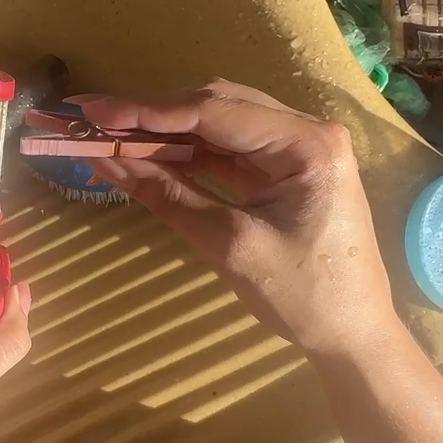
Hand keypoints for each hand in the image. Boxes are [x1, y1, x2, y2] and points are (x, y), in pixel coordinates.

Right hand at [74, 80, 400, 357]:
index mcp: (306, 144)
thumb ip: (166, 194)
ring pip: (214, 127)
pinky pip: (222, 152)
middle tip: (92, 120)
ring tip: (108, 135)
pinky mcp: (280, 171)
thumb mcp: (227, 244)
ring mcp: (294, 150)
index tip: (93, 113)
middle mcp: (304, 132)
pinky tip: (143, 157)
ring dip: (161, 133)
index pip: (213, 112)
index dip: (146, 112)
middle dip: (149, 115)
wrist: (350, 334)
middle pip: (213, 107)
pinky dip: (182, 156)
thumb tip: (104, 161)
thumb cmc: (300, 294)